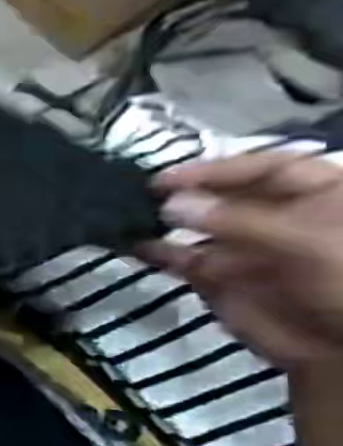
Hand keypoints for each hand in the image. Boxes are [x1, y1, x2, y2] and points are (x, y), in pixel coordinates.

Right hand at [141, 152, 342, 369]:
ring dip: (163, 220)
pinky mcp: (216, 277)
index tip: (169, 178)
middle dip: (187, 192)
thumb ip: (237, 222)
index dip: (223, 168)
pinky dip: (152, 252)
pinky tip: (127, 245)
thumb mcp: (306, 243)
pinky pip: (177, 258)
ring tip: (124, 216)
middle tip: (138, 195)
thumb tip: (169, 204)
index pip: (272, 168)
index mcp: (322, 199)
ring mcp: (245, 249)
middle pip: (228, 194)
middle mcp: (281, 218)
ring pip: (197, 225)